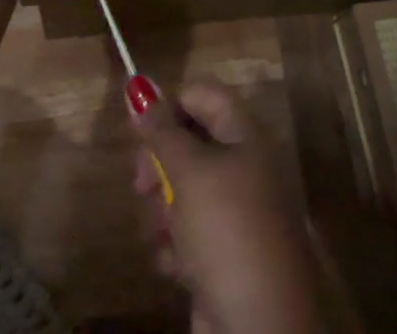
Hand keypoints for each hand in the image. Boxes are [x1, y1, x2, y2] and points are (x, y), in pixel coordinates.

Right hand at [133, 83, 321, 333]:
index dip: (171, 103)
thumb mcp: (188, 171)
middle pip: (189, 144)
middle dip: (159, 165)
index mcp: (245, 138)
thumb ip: (160, 130)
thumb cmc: (226, 230)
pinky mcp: (223, 253)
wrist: (259, 323)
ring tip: (162, 233)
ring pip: (182, 191)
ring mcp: (235, 214)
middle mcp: (244, 169)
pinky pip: (188, 232)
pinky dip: (175, 246)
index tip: (141, 129)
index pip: (205, 95)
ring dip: (162, 211)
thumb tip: (138, 87)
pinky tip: (175, 264)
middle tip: (142, 185)